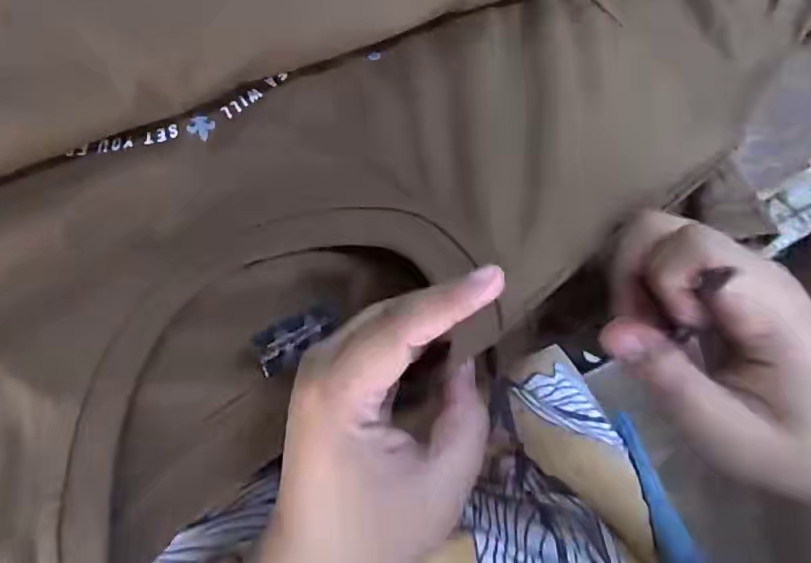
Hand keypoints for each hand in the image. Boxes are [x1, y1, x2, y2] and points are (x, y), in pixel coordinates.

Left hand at [258, 266, 504, 562]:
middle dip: (444, 299)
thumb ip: (464, 414)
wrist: (314, 562)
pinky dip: (411, 328)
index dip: (453, 298)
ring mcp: (318, 362)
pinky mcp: (325, 370)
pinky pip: (374, 333)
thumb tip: (463, 358)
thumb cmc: (377, 533)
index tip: (496, 275)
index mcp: (340, 389)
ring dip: (429, 311)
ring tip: (476, 300)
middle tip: (493, 285)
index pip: (402, 327)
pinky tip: (443, 328)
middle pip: (390, 313)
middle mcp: (321, 362)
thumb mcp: (440, 484)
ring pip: (382, 316)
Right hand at [600, 212, 810, 505]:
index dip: (663, 284)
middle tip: (643, 330)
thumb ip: (670, 380)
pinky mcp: (724, 268)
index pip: (693, 246)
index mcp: (770, 300)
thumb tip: (610, 332)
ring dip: (634, 274)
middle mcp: (755, 266)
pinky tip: (663, 324)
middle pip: (665, 227)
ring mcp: (740, 262)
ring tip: (650, 327)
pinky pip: (665, 248)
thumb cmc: (782, 451)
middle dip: (635, 273)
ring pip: (658, 231)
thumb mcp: (725, 435)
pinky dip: (645, 279)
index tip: (672, 339)